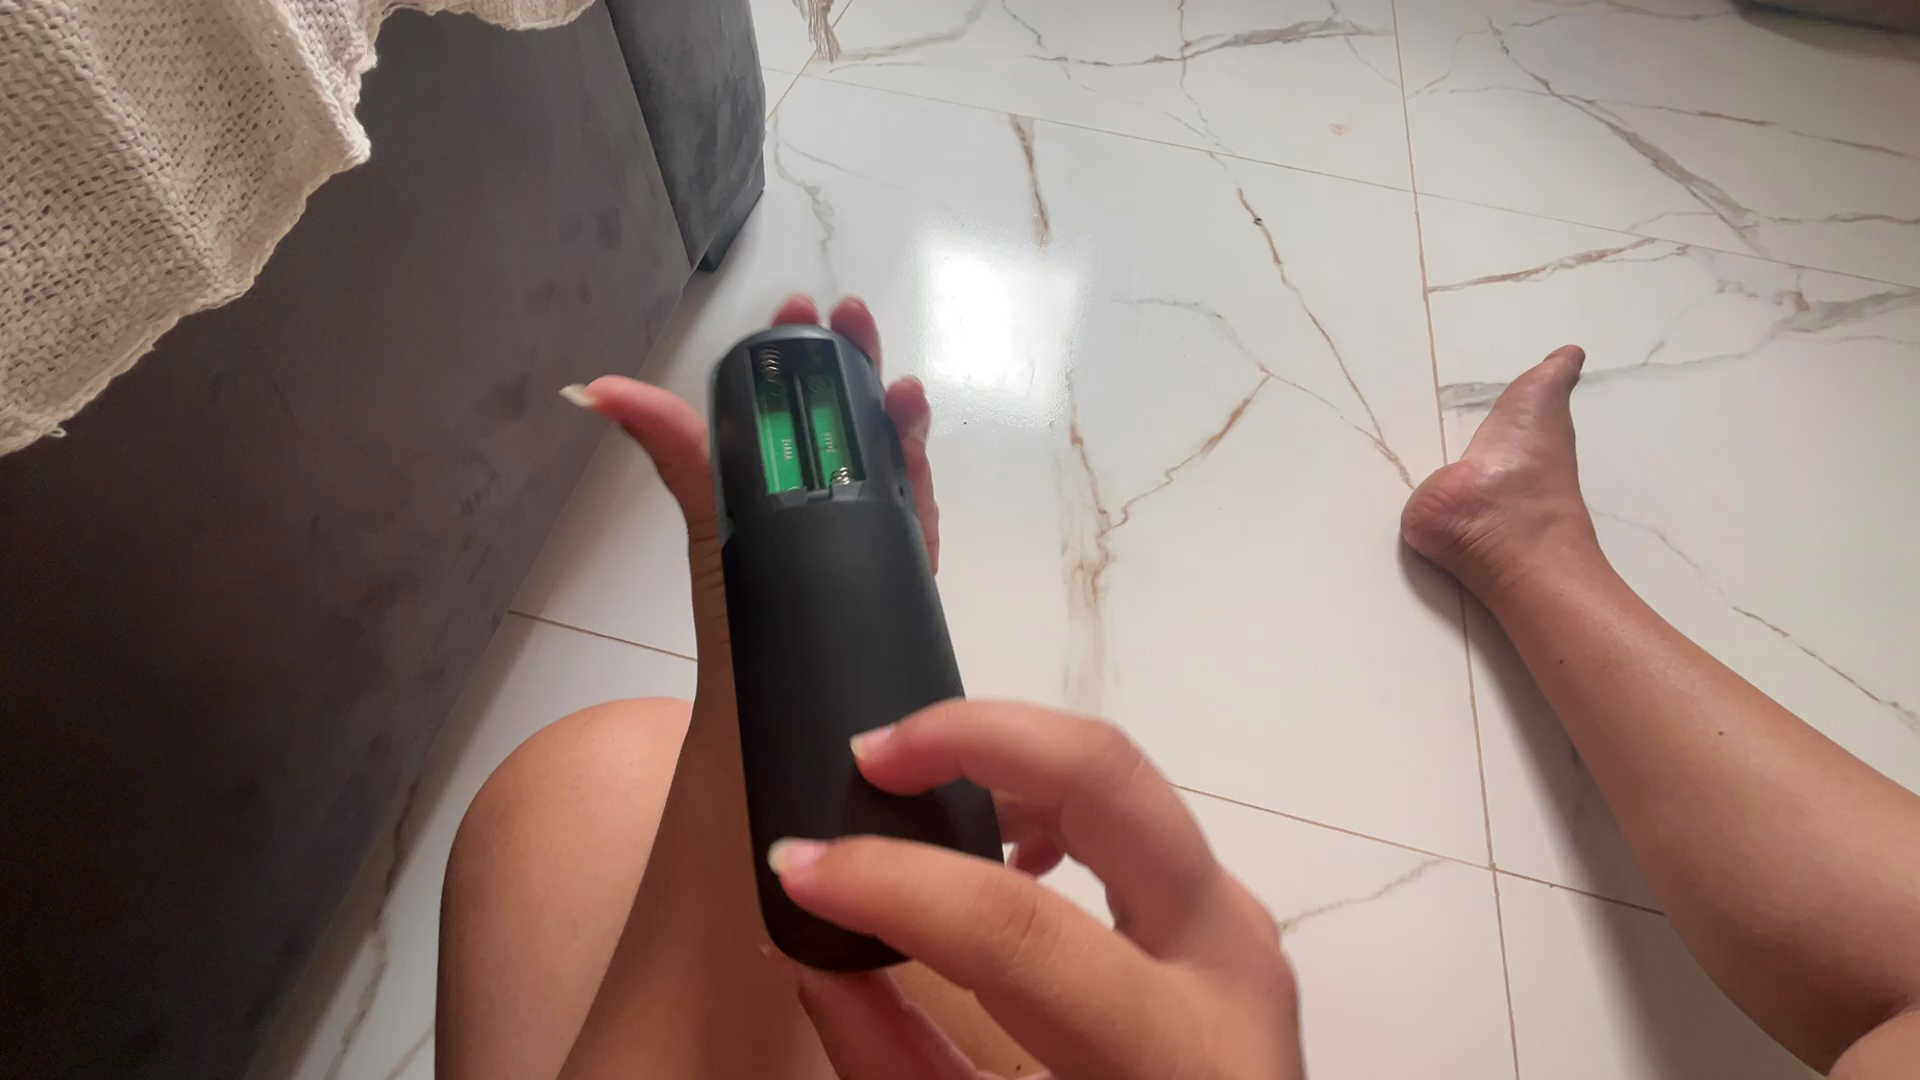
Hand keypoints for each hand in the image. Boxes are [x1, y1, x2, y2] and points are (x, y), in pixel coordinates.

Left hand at [568, 294, 940, 699]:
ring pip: (892, 457)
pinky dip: (924, 480)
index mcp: (782, 479)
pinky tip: (921, 453)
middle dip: (858, 363)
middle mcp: (827, 494)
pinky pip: (919, 514)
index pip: (797, 403)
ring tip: (903, 387)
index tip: (799, 306)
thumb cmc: (740, 621)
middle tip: (854, 317)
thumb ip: (677, 457)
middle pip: (853, 417)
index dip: (802, 352)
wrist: (777, 708)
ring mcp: (868, 526)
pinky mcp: (900, 562)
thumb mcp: (712, 523)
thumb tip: (596, 390)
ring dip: (900, 415)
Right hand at [767, 701, 1306, 1079]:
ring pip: (1117, 771)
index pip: (1018, 928)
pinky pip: (1127, 805)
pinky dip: (1048, 790)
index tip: (800, 861)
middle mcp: (1227, 952)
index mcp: (1178, 1053)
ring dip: (1008, 752)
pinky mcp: (1218, 897)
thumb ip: (892, 1058)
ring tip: (916, 783)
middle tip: (874, 755)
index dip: (895, 881)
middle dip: (974, 737)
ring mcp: (1233, 909)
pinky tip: (999, 832)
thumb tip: (808, 950)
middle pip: (1103, 777)